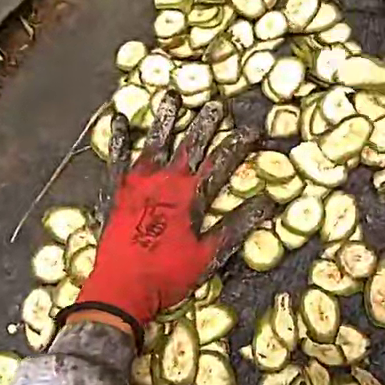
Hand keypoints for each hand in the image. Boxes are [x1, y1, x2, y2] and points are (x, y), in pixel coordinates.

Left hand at [72, 94, 273, 331]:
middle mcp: (165, 181)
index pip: (222, 162)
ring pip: (155, 142)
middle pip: (190, 145)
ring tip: (171, 96)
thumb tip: (268, 203)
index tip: (252, 129)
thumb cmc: (167, 275)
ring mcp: (138, 183)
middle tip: (216, 102)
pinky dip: (119, 138)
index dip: (239, 144)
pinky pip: (116, 157)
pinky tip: (121, 119)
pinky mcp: (116, 190)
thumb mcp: (208, 255)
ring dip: (165, 119)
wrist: (121, 288)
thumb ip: (235, 226)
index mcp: (191, 196)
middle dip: (206, 122)